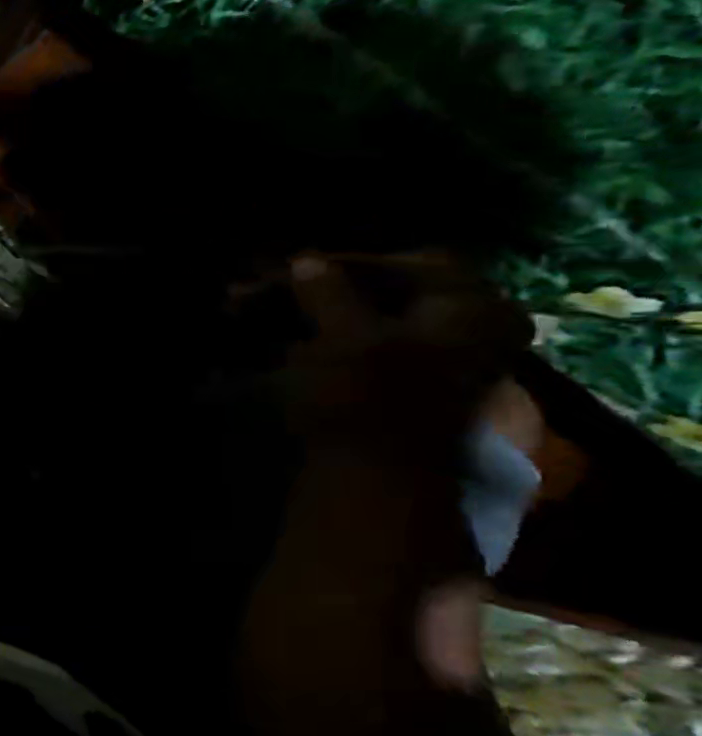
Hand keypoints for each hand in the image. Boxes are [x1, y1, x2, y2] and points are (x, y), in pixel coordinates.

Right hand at [283, 252, 527, 460]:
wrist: (374, 476)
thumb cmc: (367, 396)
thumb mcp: (343, 335)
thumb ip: (327, 291)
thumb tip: (306, 259)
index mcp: (472, 308)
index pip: (408, 263)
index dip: (345, 263)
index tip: (291, 266)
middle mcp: (468, 328)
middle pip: (389, 291)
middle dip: (322, 288)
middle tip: (269, 289)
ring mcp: (441, 360)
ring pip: (371, 318)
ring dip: (315, 312)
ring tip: (262, 312)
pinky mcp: (409, 385)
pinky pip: (365, 344)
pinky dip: (324, 336)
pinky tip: (283, 338)